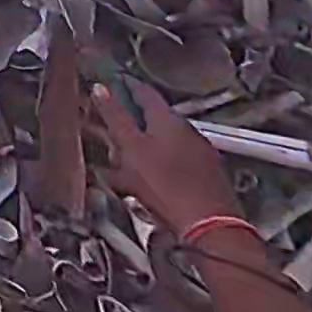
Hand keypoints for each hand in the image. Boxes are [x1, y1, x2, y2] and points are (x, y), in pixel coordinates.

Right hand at [92, 77, 240, 235]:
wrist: (211, 231)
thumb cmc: (166, 185)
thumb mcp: (129, 147)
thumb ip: (114, 116)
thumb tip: (100, 88)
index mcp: (168, 119)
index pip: (144, 91)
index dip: (126, 84)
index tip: (112, 80)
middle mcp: (189, 132)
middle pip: (155, 117)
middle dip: (133, 118)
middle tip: (112, 121)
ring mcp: (201, 156)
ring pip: (165, 140)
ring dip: (145, 143)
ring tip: (125, 155)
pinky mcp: (207, 178)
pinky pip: (176, 162)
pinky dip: (159, 163)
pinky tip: (147, 178)